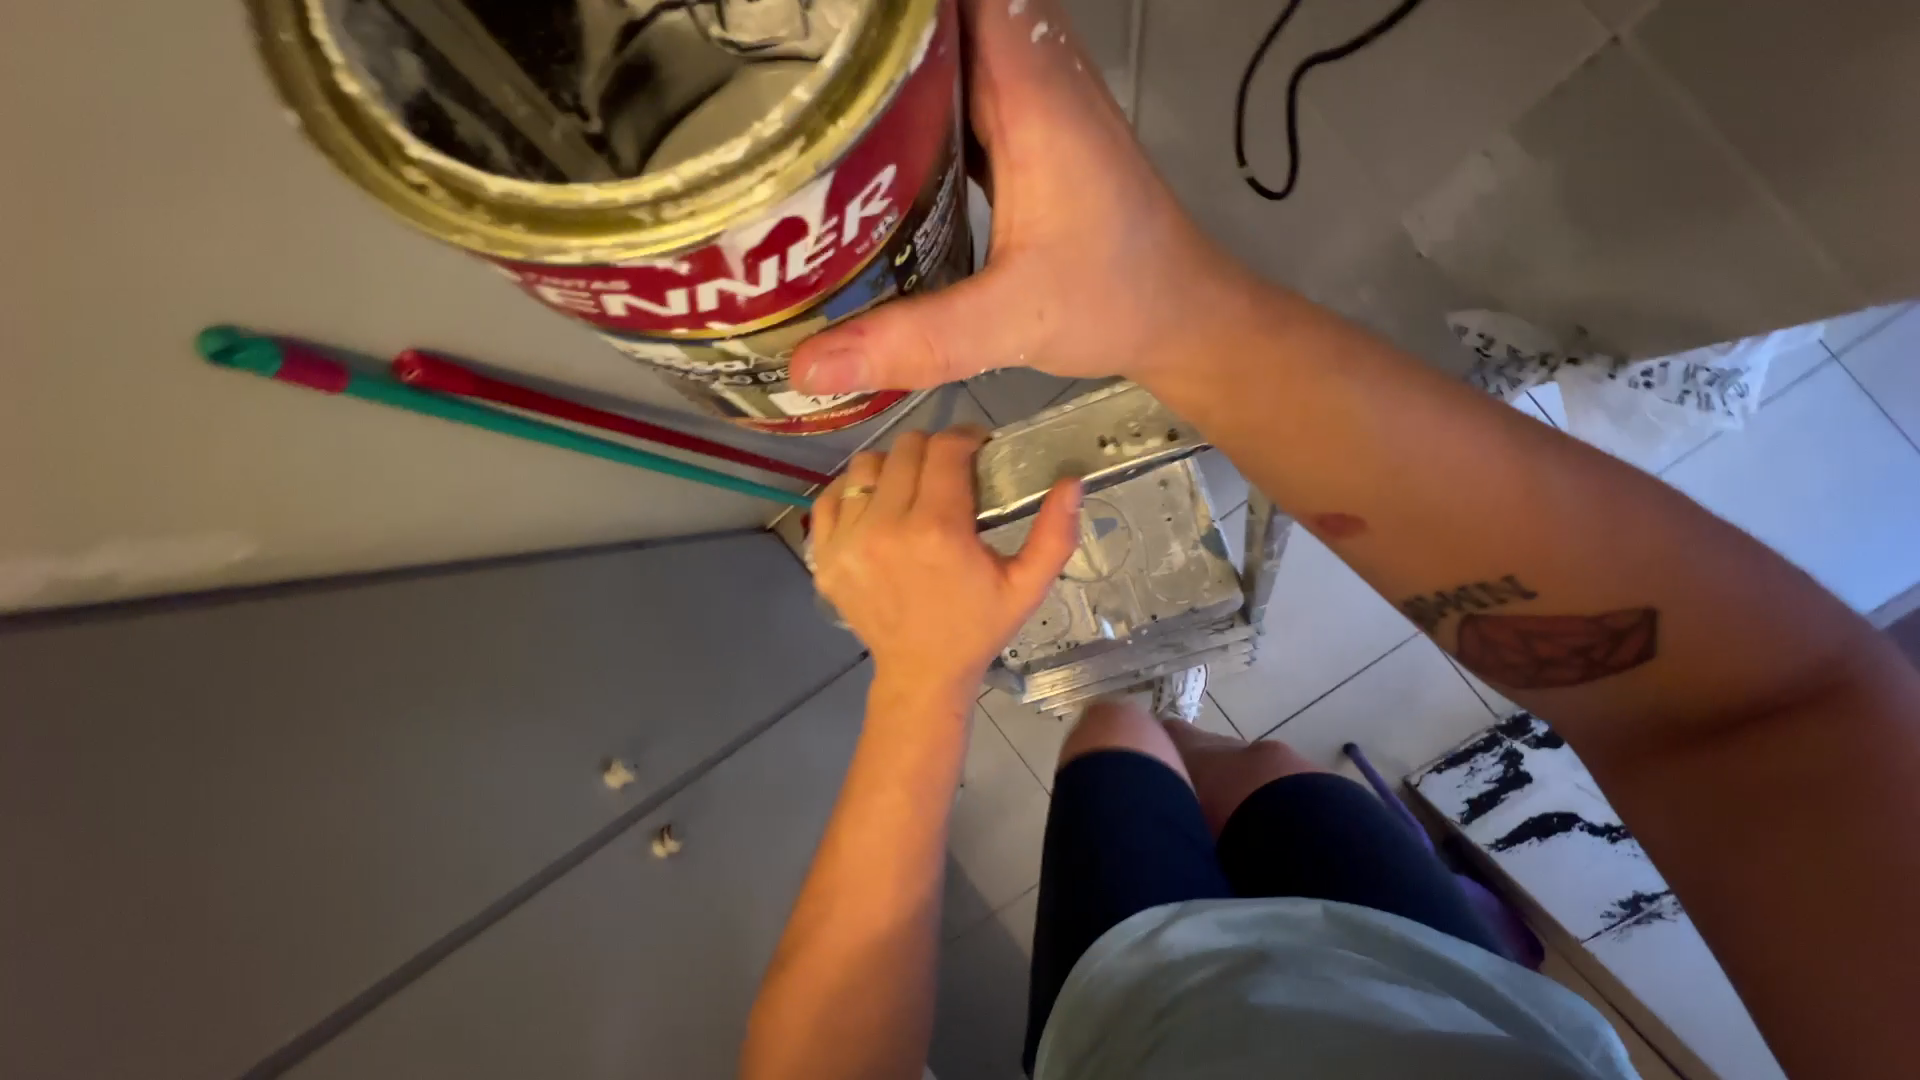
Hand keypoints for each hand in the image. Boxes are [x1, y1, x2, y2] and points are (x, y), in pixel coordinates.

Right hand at [791, 0, 1237, 395]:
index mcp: (1027, 84)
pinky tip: (860, 151)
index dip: (874, 14)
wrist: (1177, 313)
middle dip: (857, 41)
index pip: (940, 0)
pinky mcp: (1021, 133)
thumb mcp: (1012, 322)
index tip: (803, 30)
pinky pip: (951, 96)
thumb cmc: (1116, 301)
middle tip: (779, 76)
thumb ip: (916, 341)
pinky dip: (907, 112)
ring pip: (938, 51)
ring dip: (878, 73)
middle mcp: (1027, 68)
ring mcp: (1025, 99)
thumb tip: (812, 366)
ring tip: (801, 105)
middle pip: (927, 18)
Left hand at [811, 428, 1082, 697]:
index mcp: (939, 530)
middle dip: (932, 449)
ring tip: (911, 488)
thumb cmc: (978, 627)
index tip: (976, 446)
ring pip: (866, 466)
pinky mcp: (824, 557)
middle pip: (904, 449)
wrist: (922, 672)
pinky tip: (876, 507)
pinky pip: (832, 497)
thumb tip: (1073, 482)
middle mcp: (887, 527)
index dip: (965, 436)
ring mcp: (848, 542)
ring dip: (892, 468)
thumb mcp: (1027, 587)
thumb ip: (1054, 534)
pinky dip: (854, 493)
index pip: (945, 449)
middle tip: (948, 470)